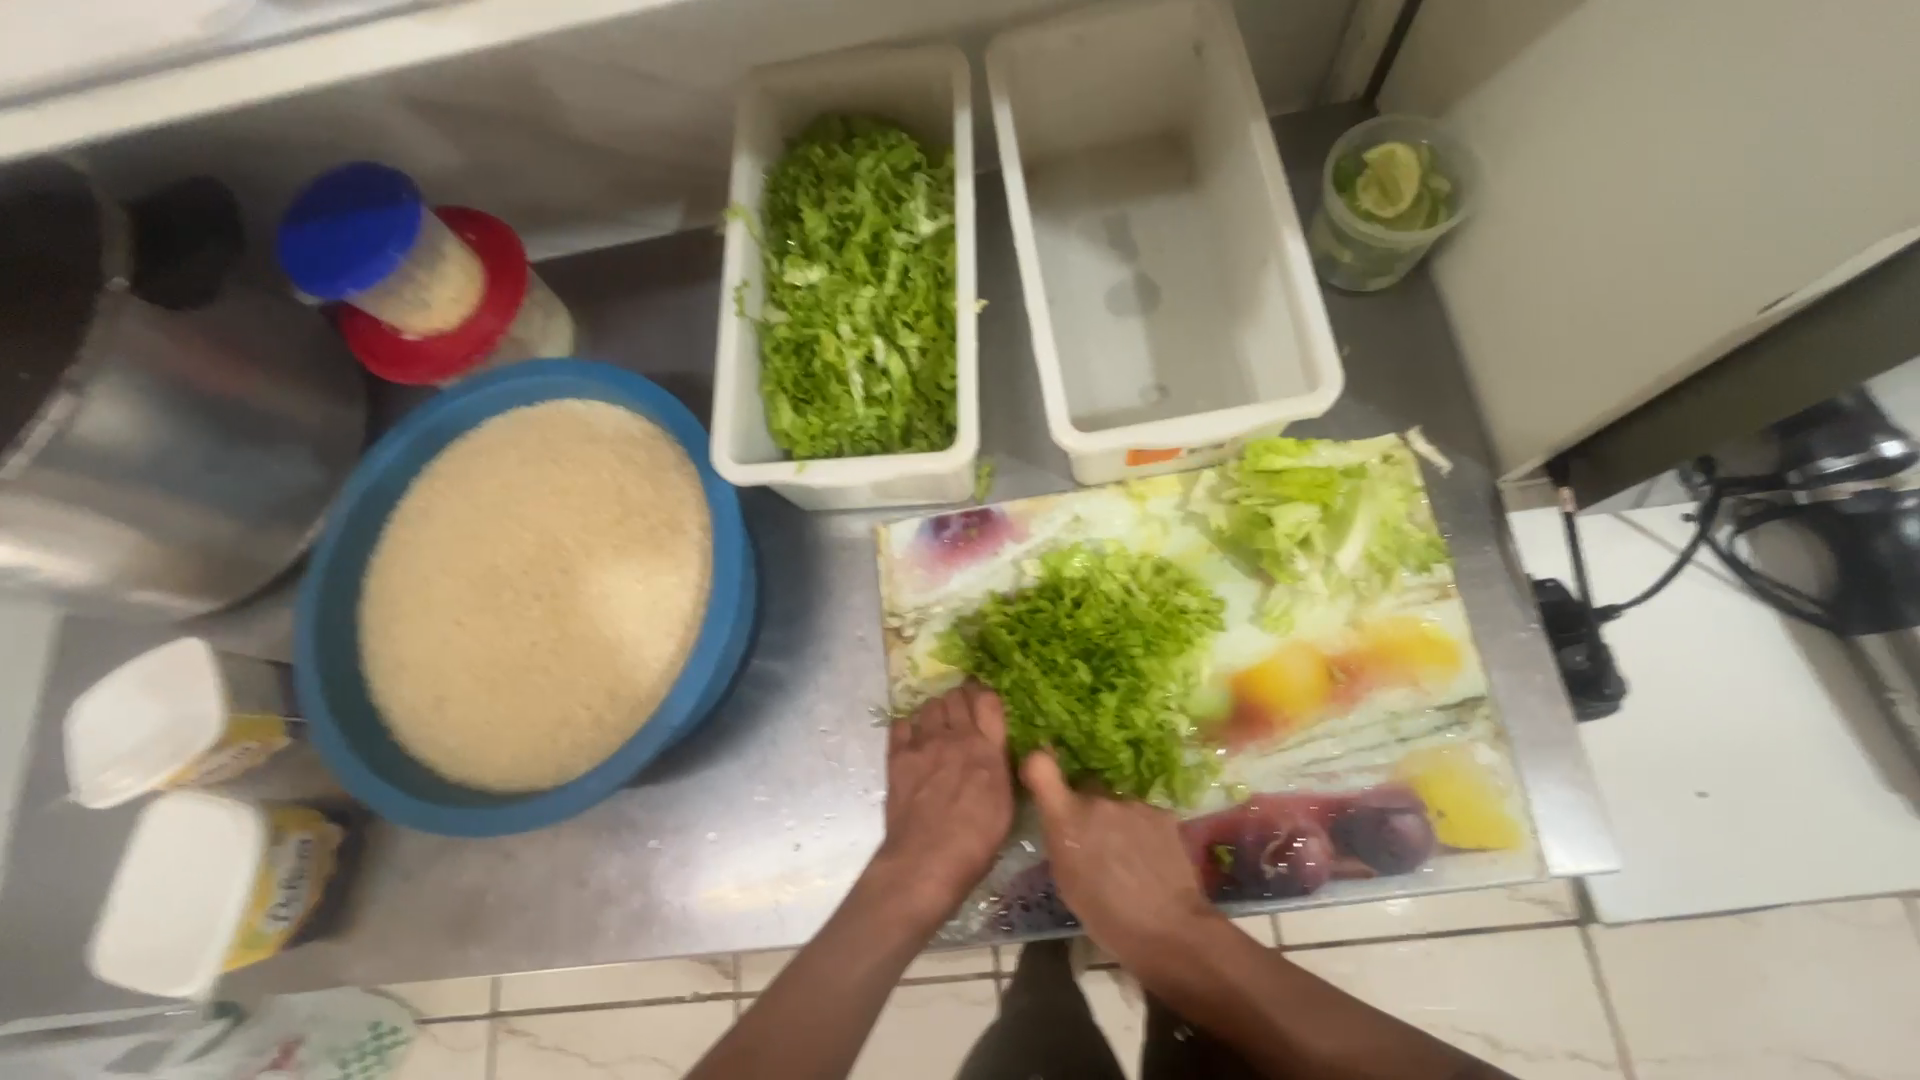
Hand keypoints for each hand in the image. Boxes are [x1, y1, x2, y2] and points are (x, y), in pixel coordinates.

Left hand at [867, 683, 1014, 925]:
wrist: (926, 860)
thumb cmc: (975, 843)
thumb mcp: (1005, 805)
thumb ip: (1000, 768)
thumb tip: (996, 753)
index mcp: (988, 750)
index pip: (988, 700)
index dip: (985, 695)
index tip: (983, 702)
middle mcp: (956, 737)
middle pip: (956, 696)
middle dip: (960, 699)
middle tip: (961, 714)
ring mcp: (924, 743)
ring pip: (929, 705)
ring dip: (935, 712)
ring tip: (937, 727)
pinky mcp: (897, 756)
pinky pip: (901, 723)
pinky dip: (908, 726)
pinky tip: (913, 741)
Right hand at [1020, 751, 1218, 962]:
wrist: (1167, 928)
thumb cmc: (1105, 916)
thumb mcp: (1066, 881)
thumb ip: (1061, 840)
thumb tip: (1064, 825)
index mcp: (1066, 817)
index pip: (1041, 766)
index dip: (1038, 765)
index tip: (1040, 775)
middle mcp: (1098, 800)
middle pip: (1085, 791)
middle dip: (1086, 810)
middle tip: (1096, 843)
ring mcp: (1133, 803)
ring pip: (1117, 805)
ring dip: (1117, 822)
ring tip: (1128, 858)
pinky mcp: (1162, 813)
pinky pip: (1143, 815)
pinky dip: (1143, 831)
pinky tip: (1150, 859)